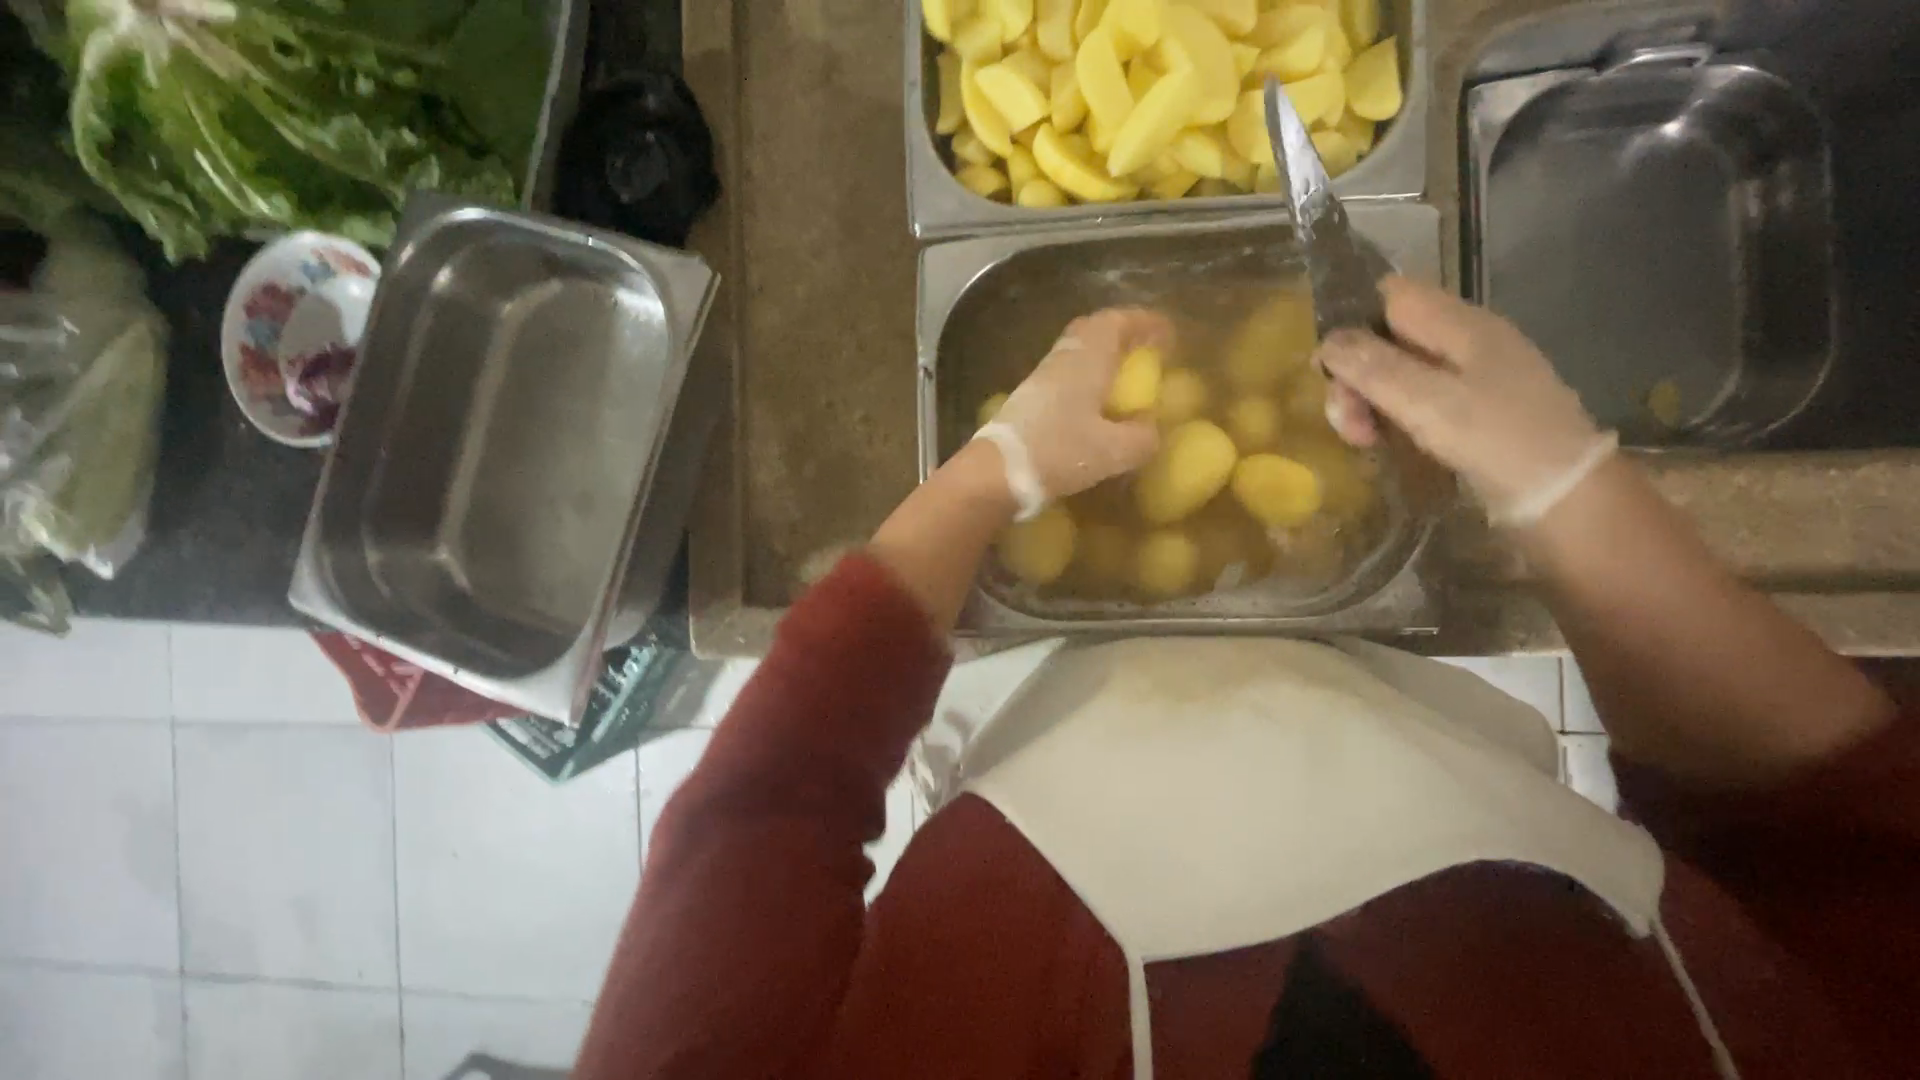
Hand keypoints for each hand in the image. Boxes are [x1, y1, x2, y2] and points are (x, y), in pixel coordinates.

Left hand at [975, 307, 1168, 517]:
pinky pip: (1064, 377)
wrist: (996, 473)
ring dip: (1101, 359)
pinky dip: (1085, 381)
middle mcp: (1062, 360)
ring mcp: (1040, 380)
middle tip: (1144, 351)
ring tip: (1123, 381)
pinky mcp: (1028, 402)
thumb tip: (1151, 429)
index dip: (1144, 323)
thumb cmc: (1059, 453)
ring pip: (1076, 354)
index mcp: (1087, 359)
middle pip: (1092, 331)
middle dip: (1121, 335)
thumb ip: (1142, 437)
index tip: (1167, 335)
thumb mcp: (1114, 451)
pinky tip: (1094, 407)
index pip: (1116, 322)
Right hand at [1316, 276, 1616, 526]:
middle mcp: (1465, 340)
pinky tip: (1384, 442)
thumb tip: (1328, 342)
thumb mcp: (1428, 402)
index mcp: (1460, 324)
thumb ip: (1375, 368)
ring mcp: (1471, 375)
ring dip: (1368, 401)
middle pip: (1387, 337)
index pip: (1391, 295)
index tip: (1327, 368)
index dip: (1352, 322)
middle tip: (1345, 423)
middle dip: (1355, 376)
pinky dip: (1391, 415)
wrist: (1566, 494)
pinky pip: (1416, 397)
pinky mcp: (1472, 408)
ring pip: (1397, 370)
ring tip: (1362, 440)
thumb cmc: (1497, 439)